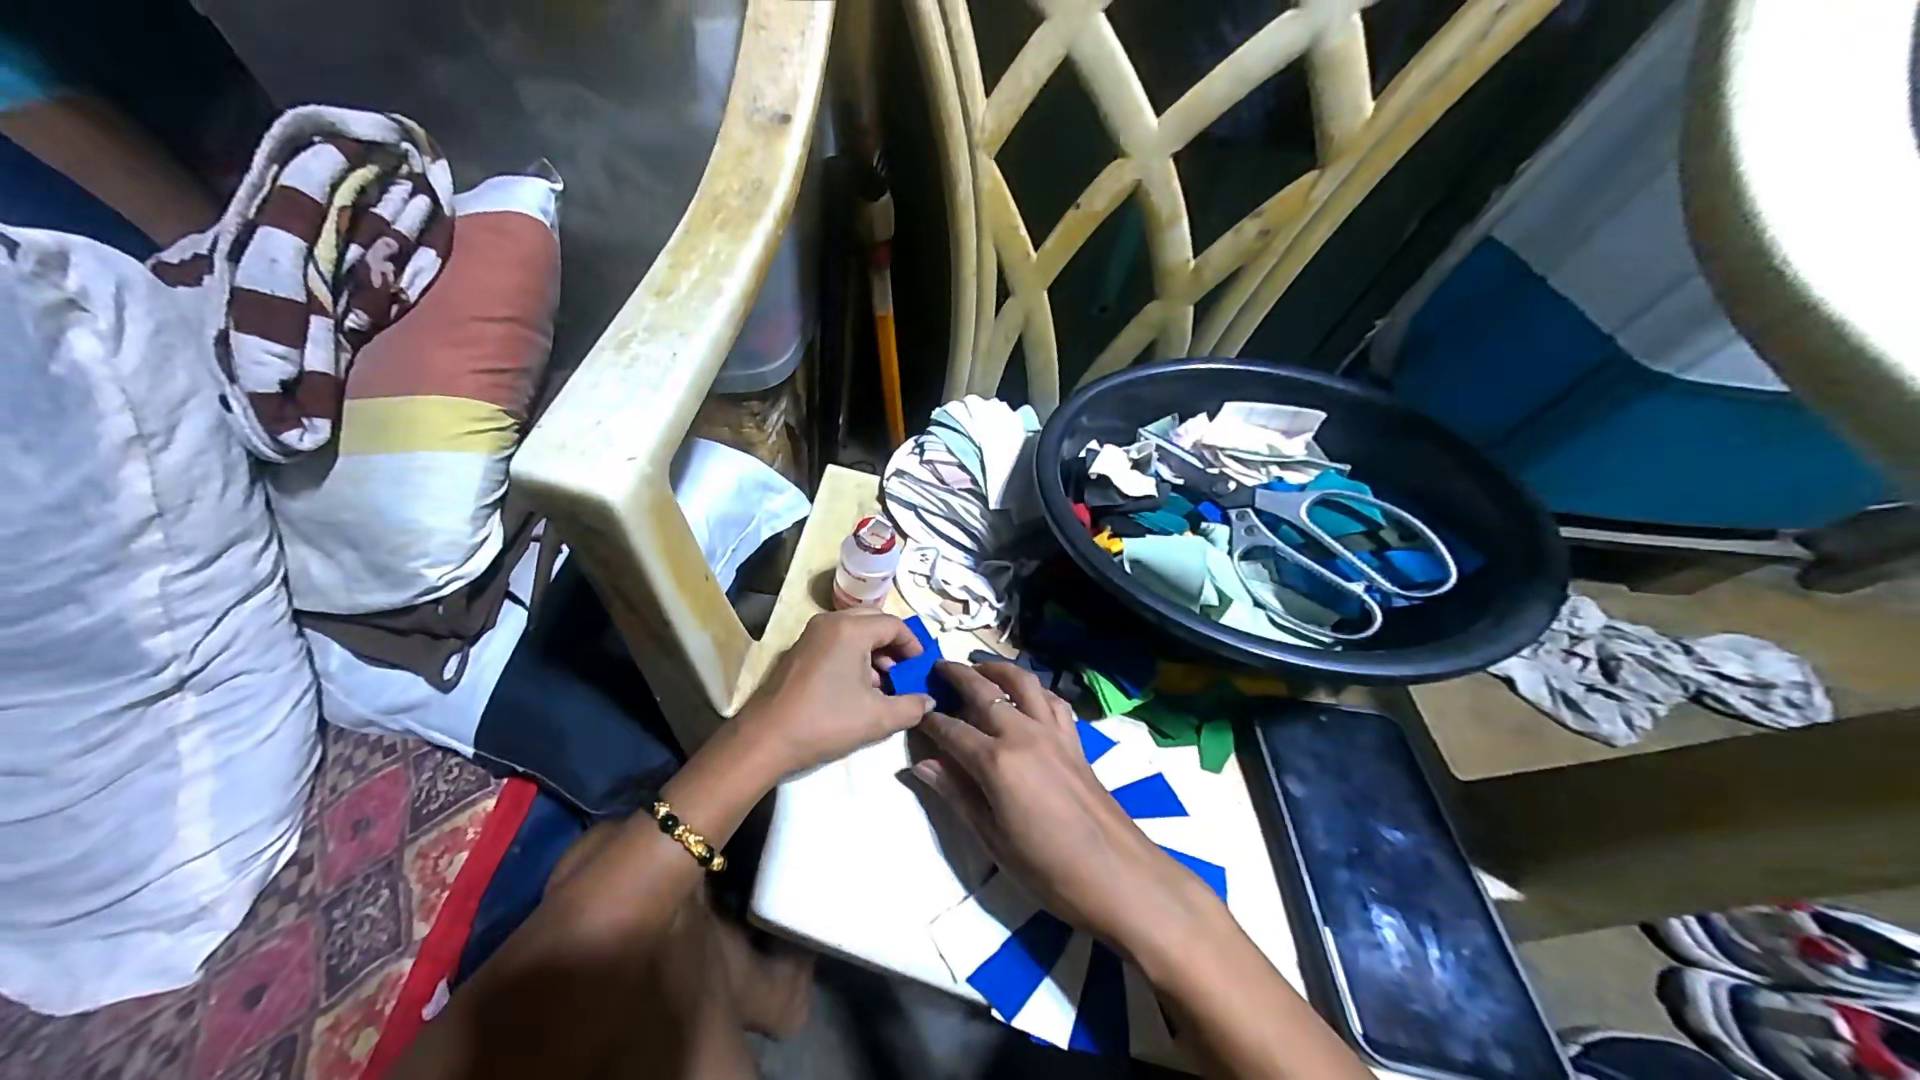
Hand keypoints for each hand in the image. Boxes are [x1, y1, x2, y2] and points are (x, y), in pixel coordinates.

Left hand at [736, 609, 934, 775]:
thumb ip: (911, 707)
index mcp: (851, 629)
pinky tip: (856, 689)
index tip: (920, 669)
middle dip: (893, 645)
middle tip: (903, 672)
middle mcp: (830, 622)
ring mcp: (810, 635)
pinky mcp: (798, 651)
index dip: (913, 645)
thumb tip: (927, 701)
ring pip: (853, 632)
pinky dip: (852, 656)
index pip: (894, 625)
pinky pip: (835, 642)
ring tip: (883, 686)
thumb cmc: (825, 722)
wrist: (764, 740)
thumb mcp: (877, 718)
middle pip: (873, 621)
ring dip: (873, 652)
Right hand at [912, 661, 1206, 949]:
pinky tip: (1027, 693)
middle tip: (937, 668)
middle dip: (957, 676)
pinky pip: (1052, 700)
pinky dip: (1034, 688)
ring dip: (997, 668)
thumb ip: (957, 794)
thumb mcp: (992, 838)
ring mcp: (1053, 733)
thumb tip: (922, 766)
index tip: (915, 711)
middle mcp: (1023, 734)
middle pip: (983, 692)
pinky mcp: (1074, 739)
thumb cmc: (1046, 868)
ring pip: (1022, 683)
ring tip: (979, 666)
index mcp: (995, 761)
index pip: (951, 730)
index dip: (930, 720)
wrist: (1116, 875)